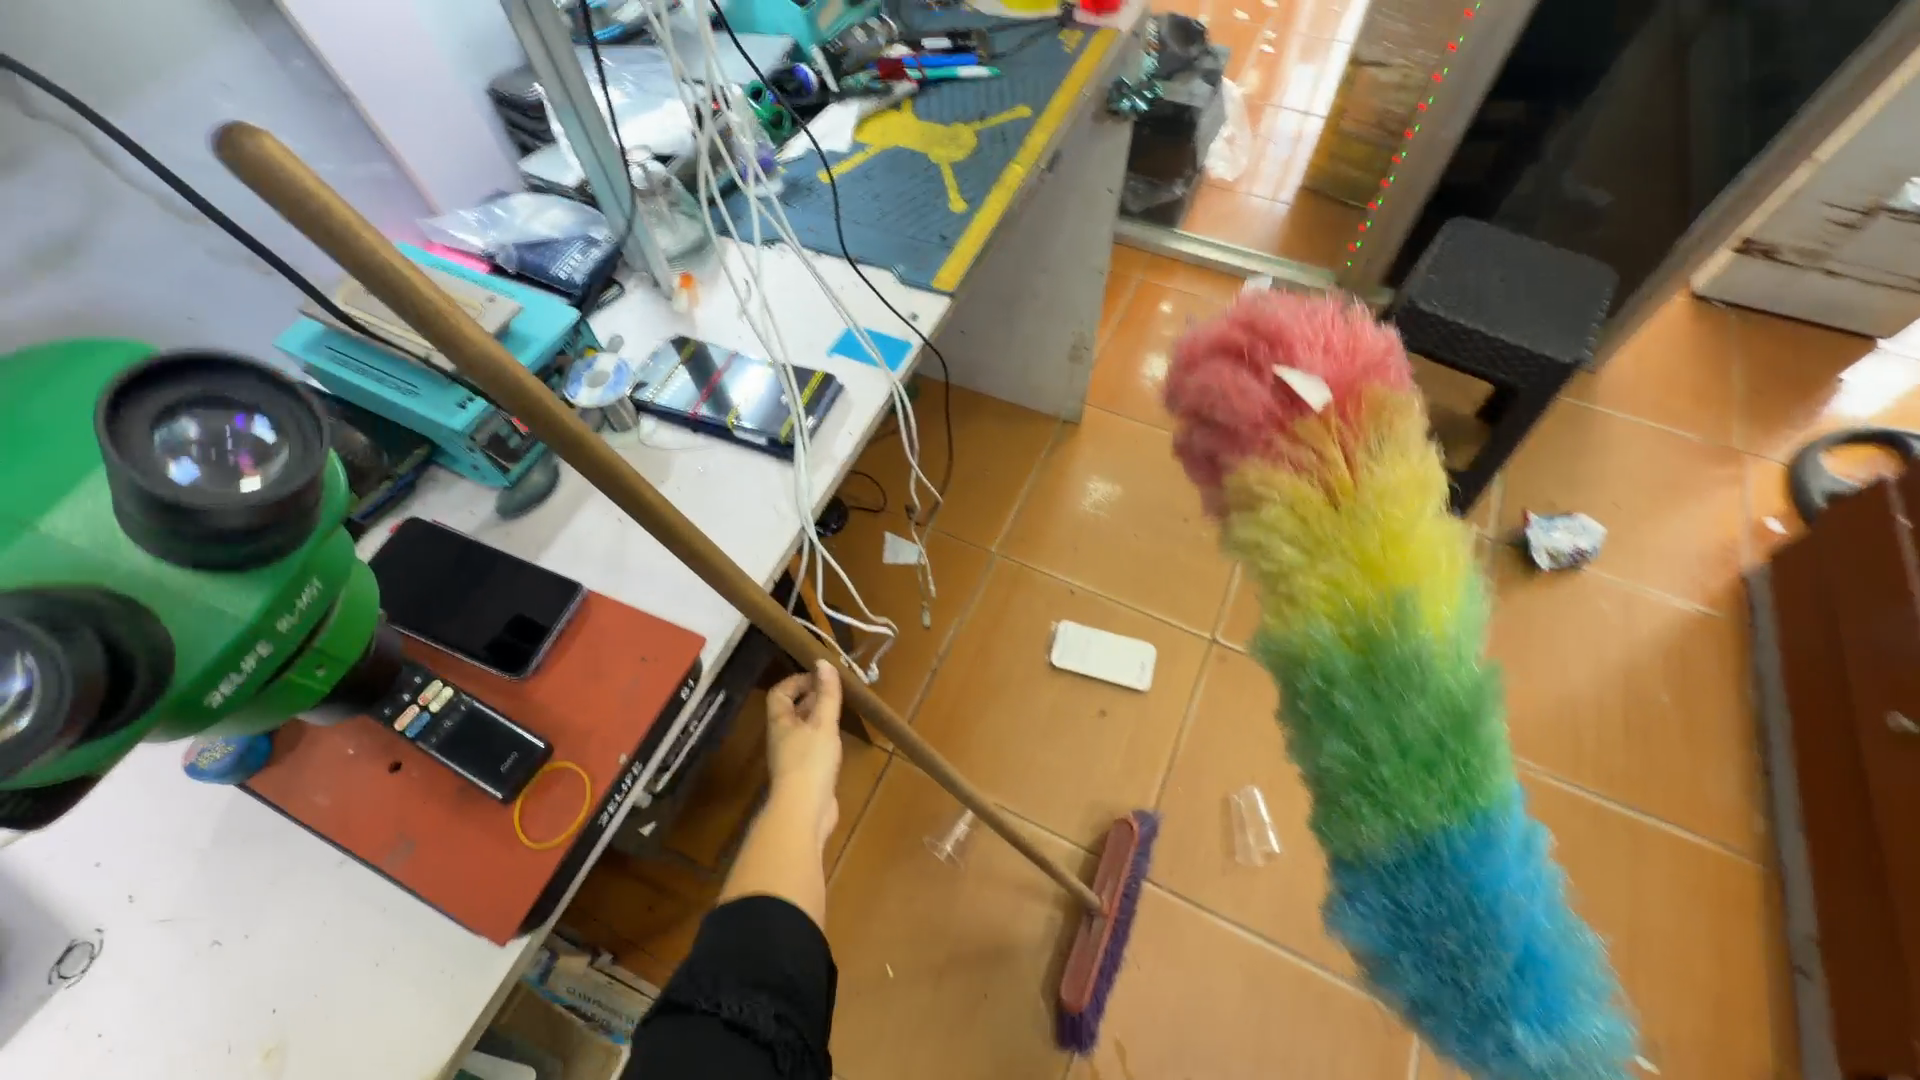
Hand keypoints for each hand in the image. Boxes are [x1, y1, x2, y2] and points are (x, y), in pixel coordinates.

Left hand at [765, 660, 844, 845]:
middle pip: (791, 711)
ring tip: (841, 710)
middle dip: (811, 697)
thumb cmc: (811, 761)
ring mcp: (792, 758)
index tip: (820, 676)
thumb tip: (823, 662)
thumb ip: (826, 694)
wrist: (804, 810)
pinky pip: (812, 748)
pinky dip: (824, 738)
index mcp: (780, 722)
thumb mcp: (823, 723)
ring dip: (819, 717)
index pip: (780, 693)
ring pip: (803, 729)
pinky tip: (839, 740)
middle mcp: (782, 738)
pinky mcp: (805, 774)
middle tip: (835, 691)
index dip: (797, 680)